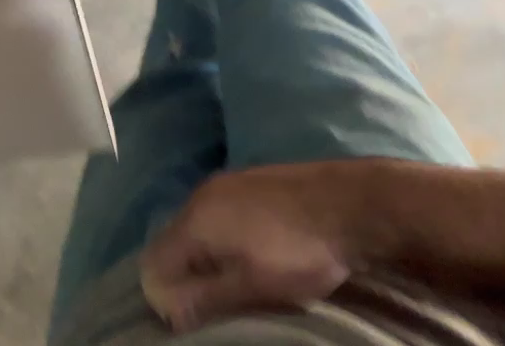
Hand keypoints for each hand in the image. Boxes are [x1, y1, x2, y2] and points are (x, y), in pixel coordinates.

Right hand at [140, 163, 375, 330]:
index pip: (154, 261)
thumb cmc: (299, 252)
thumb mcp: (253, 287)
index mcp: (194, 220)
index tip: (191, 322)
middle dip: (185, 277)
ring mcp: (226, 184)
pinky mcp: (249, 181)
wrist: (351, 204)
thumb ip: (205, 298)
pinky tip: (254, 254)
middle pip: (173, 243)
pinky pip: (219, 216)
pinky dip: (224, 240)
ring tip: (238, 285)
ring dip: (206, 259)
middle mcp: (200, 195)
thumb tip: (166, 310)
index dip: (164, 296)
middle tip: (216, 307)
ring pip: (198, 228)